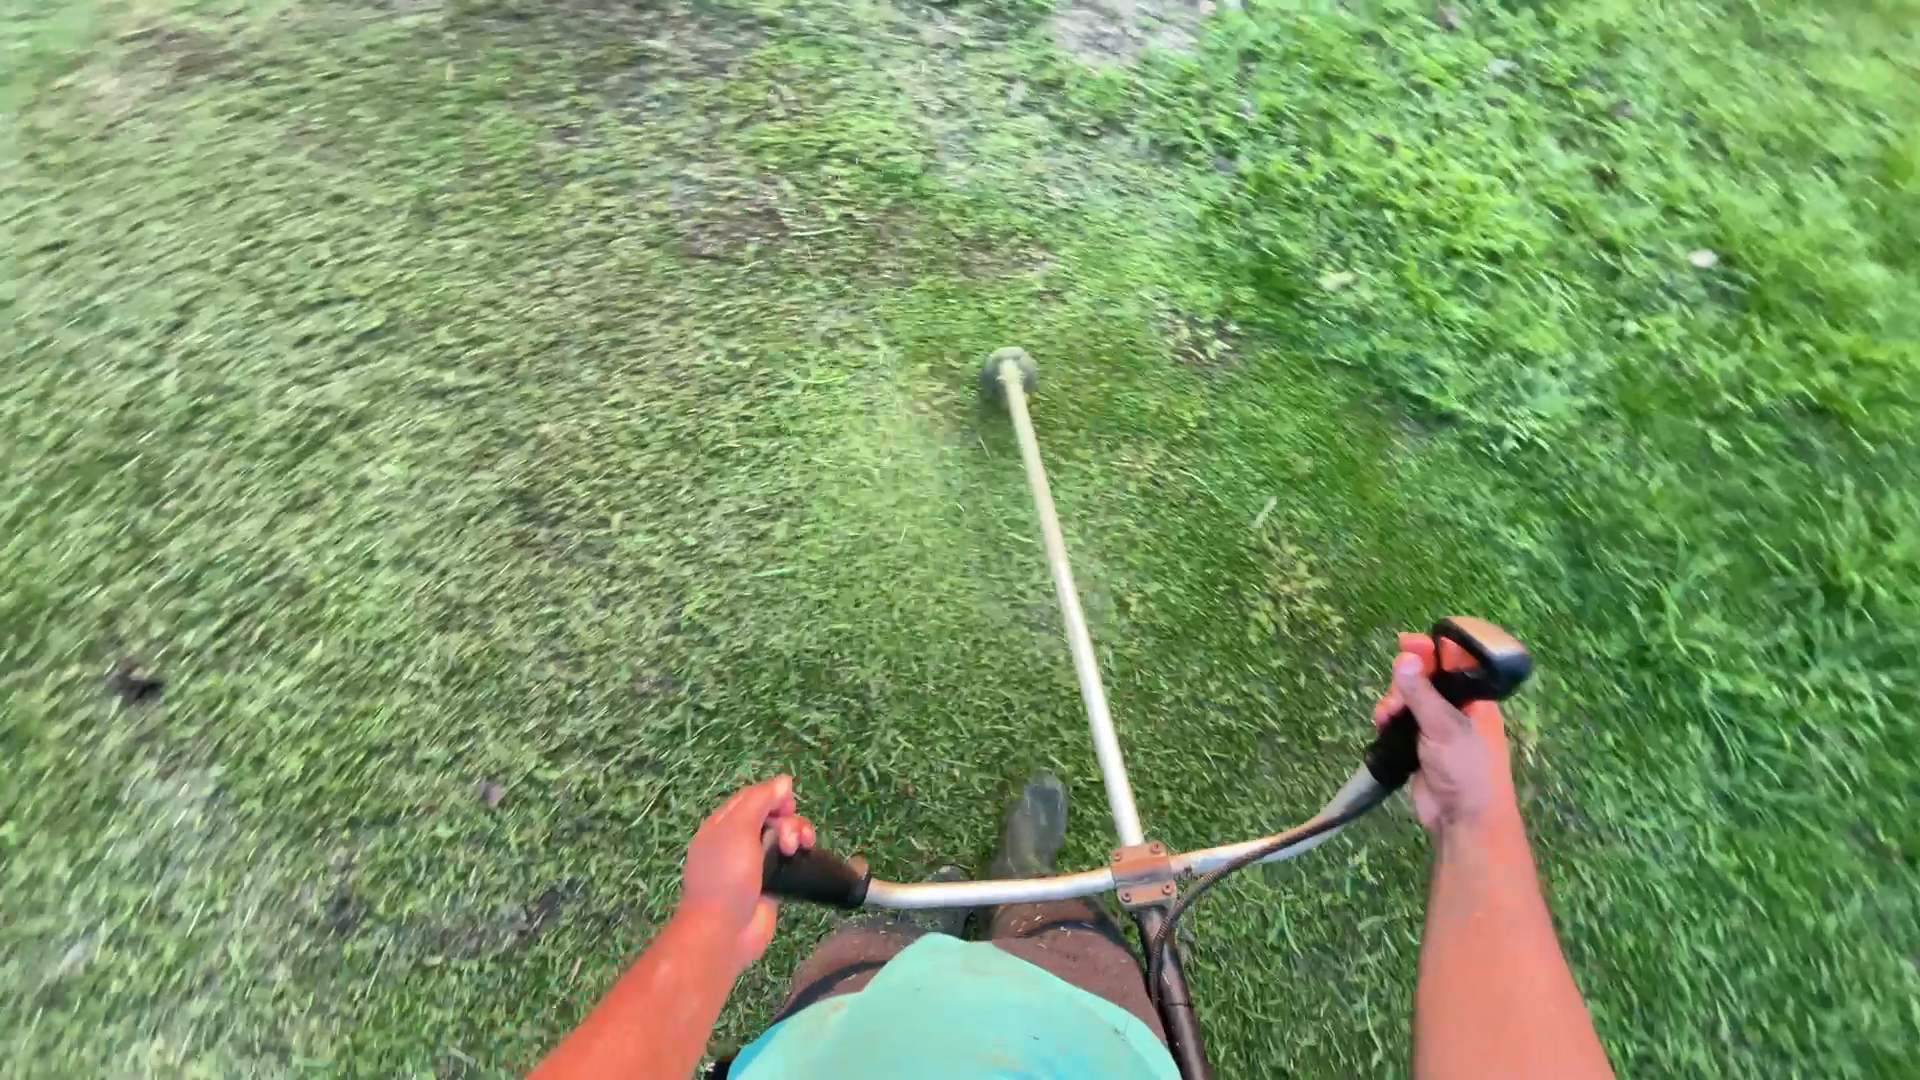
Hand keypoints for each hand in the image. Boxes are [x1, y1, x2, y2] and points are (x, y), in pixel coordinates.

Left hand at [677, 775, 815, 976]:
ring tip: (801, 847)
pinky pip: (788, 859)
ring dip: (797, 833)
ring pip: (783, 836)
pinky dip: (799, 854)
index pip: (751, 798)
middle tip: (791, 836)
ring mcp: (754, 863)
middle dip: (787, 819)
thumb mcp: (738, 829)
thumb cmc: (726, 876)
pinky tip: (805, 856)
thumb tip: (784, 782)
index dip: (772, 796)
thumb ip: (760, 800)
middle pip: (771, 816)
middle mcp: (737, 842)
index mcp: (722, 826)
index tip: (788, 804)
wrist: (723, 932)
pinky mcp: (770, 882)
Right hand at [1372, 633, 1517, 836]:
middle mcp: (1456, 709)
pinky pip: (1399, 720)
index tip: (1404, 643)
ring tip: (1387, 718)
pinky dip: (1388, 720)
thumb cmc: (1467, 769)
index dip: (1430, 649)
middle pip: (1422, 678)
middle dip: (1403, 683)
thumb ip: (1421, 692)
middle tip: (1397, 699)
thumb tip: (1404, 656)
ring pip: (1407, 699)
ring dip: (1392, 703)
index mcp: (1474, 700)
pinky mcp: (1418, 744)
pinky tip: (1382, 728)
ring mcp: (1436, 727)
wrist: (1464, 820)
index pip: (1453, 662)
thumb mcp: (1445, 726)